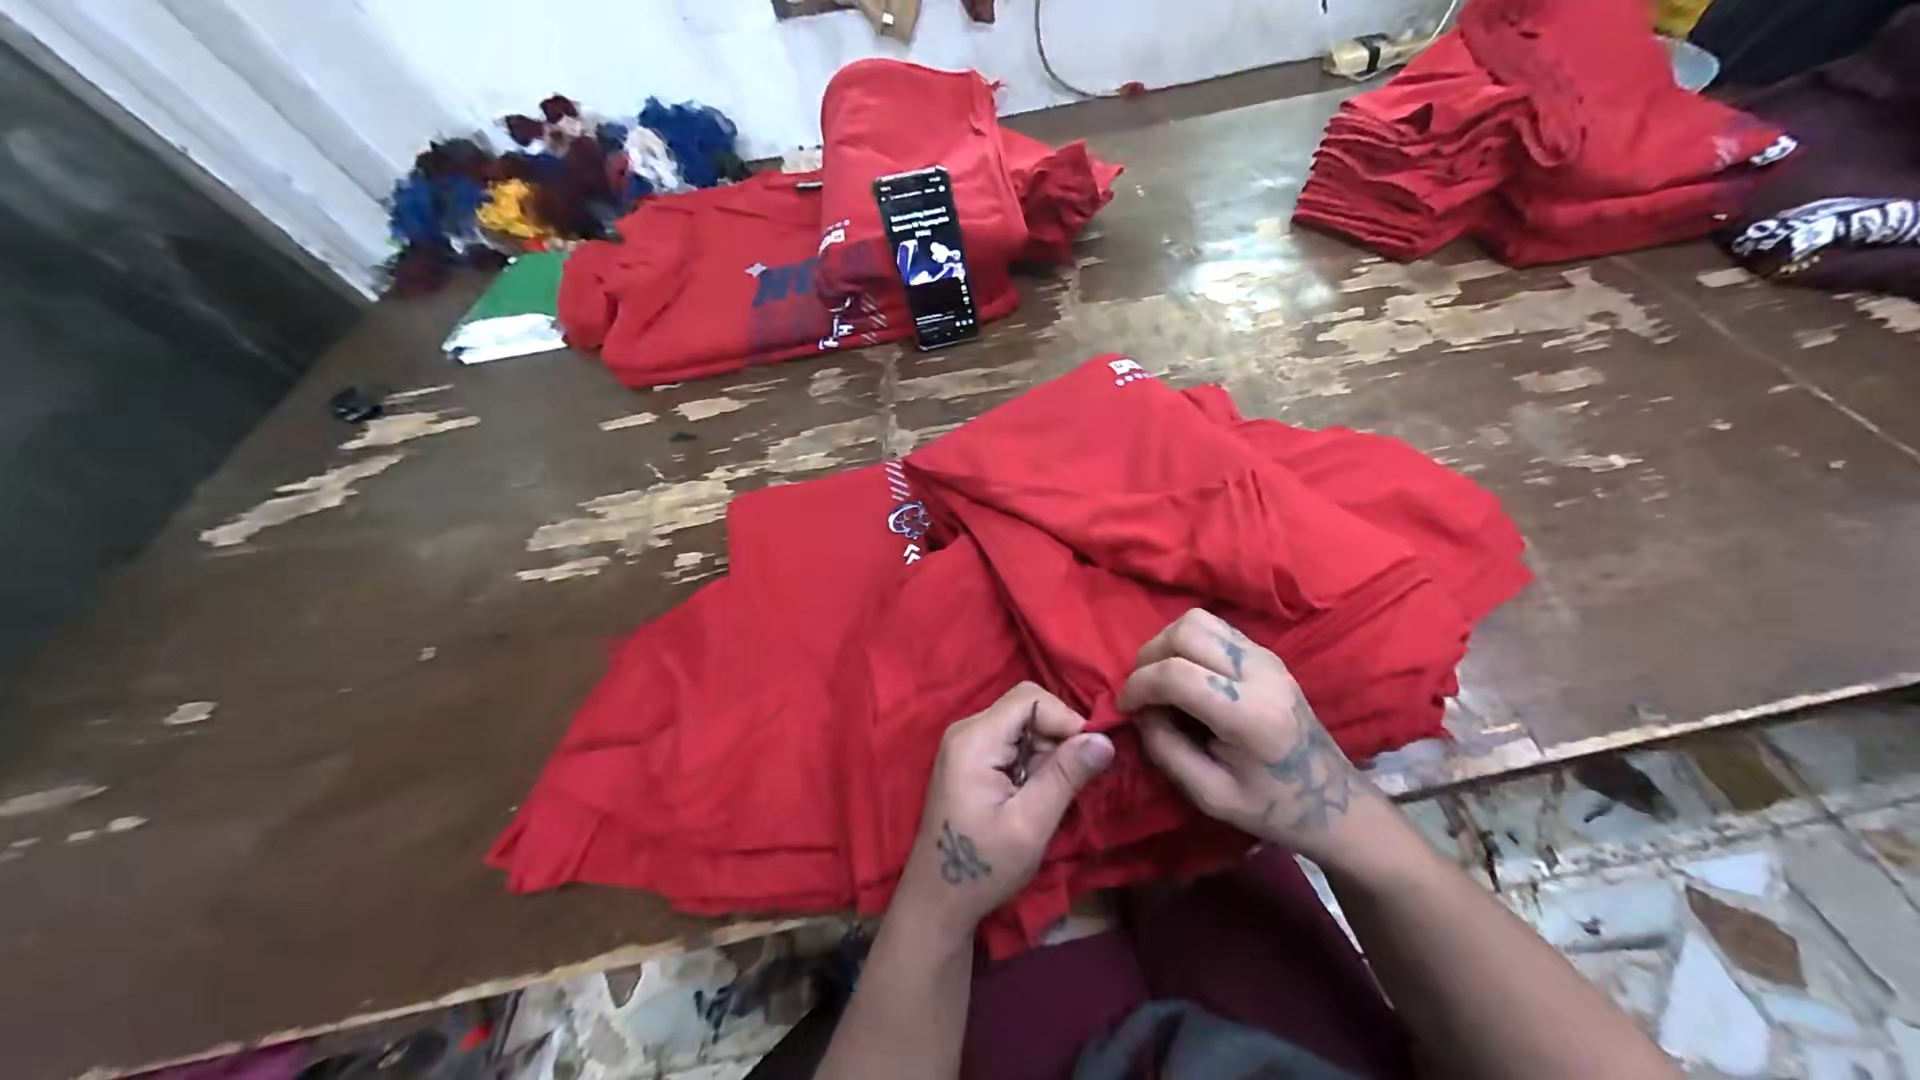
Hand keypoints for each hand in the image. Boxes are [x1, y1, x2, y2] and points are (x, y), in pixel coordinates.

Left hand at [893, 682, 1115, 939]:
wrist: (938, 898)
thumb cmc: (984, 866)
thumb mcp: (1031, 823)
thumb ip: (1065, 776)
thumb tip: (1105, 740)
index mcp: (975, 739)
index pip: (1030, 698)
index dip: (1064, 719)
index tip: (1086, 757)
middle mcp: (966, 730)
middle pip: (1025, 708)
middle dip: (1056, 738)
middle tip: (1065, 783)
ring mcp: (964, 743)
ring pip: (1021, 725)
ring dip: (1045, 752)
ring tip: (1045, 795)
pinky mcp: (969, 758)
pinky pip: (1009, 741)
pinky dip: (1030, 761)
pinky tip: (1030, 795)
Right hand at [1117, 609, 1370, 862]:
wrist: (1334, 802)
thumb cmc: (1272, 808)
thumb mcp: (1209, 795)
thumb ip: (1165, 749)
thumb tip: (1140, 712)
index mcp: (1250, 715)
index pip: (1176, 674)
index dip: (1138, 686)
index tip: (1125, 707)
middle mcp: (1260, 674)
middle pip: (1185, 633)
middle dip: (1148, 657)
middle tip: (1141, 691)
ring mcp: (1266, 657)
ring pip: (1197, 620)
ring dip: (1166, 644)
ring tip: (1159, 678)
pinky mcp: (1266, 654)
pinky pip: (1214, 628)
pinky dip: (1186, 643)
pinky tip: (1185, 674)